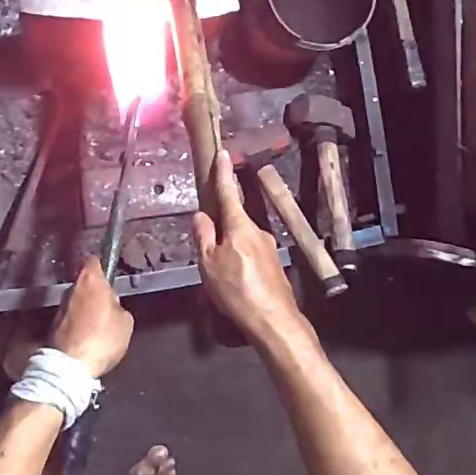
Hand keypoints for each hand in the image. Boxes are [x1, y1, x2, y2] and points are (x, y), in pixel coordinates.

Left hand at [52, 258, 133, 376]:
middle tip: (109, 306)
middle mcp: (70, 289)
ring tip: (99, 325)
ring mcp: (59, 308)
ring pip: (77, 301)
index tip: (110, 274)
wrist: (70, 367)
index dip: (103, 265)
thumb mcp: (126, 321)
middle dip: (95, 291)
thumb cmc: (103, 338)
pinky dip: (78, 324)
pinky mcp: (52, 327)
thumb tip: (111, 306)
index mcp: (90, 280)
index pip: (95, 260)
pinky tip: (87, 337)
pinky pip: (70, 319)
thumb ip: (118, 306)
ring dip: (86, 309)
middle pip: (85, 283)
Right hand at [191, 152, 315, 348]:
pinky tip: (234, 284)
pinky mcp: (274, 265)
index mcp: (241, 226)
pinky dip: (239, 263)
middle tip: (208, 247)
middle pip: (235, 220)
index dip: (223, 173)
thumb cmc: (237, 290)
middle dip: (221, 227)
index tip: (223, 154)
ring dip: (229, 250)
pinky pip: (250, 256)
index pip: (229, 192)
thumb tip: (201, 214)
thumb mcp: (209, 263)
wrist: (273, 320)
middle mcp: (258, 232)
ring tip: (218, 276)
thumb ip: (203, 236)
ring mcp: (269, 249)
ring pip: (242, 240)